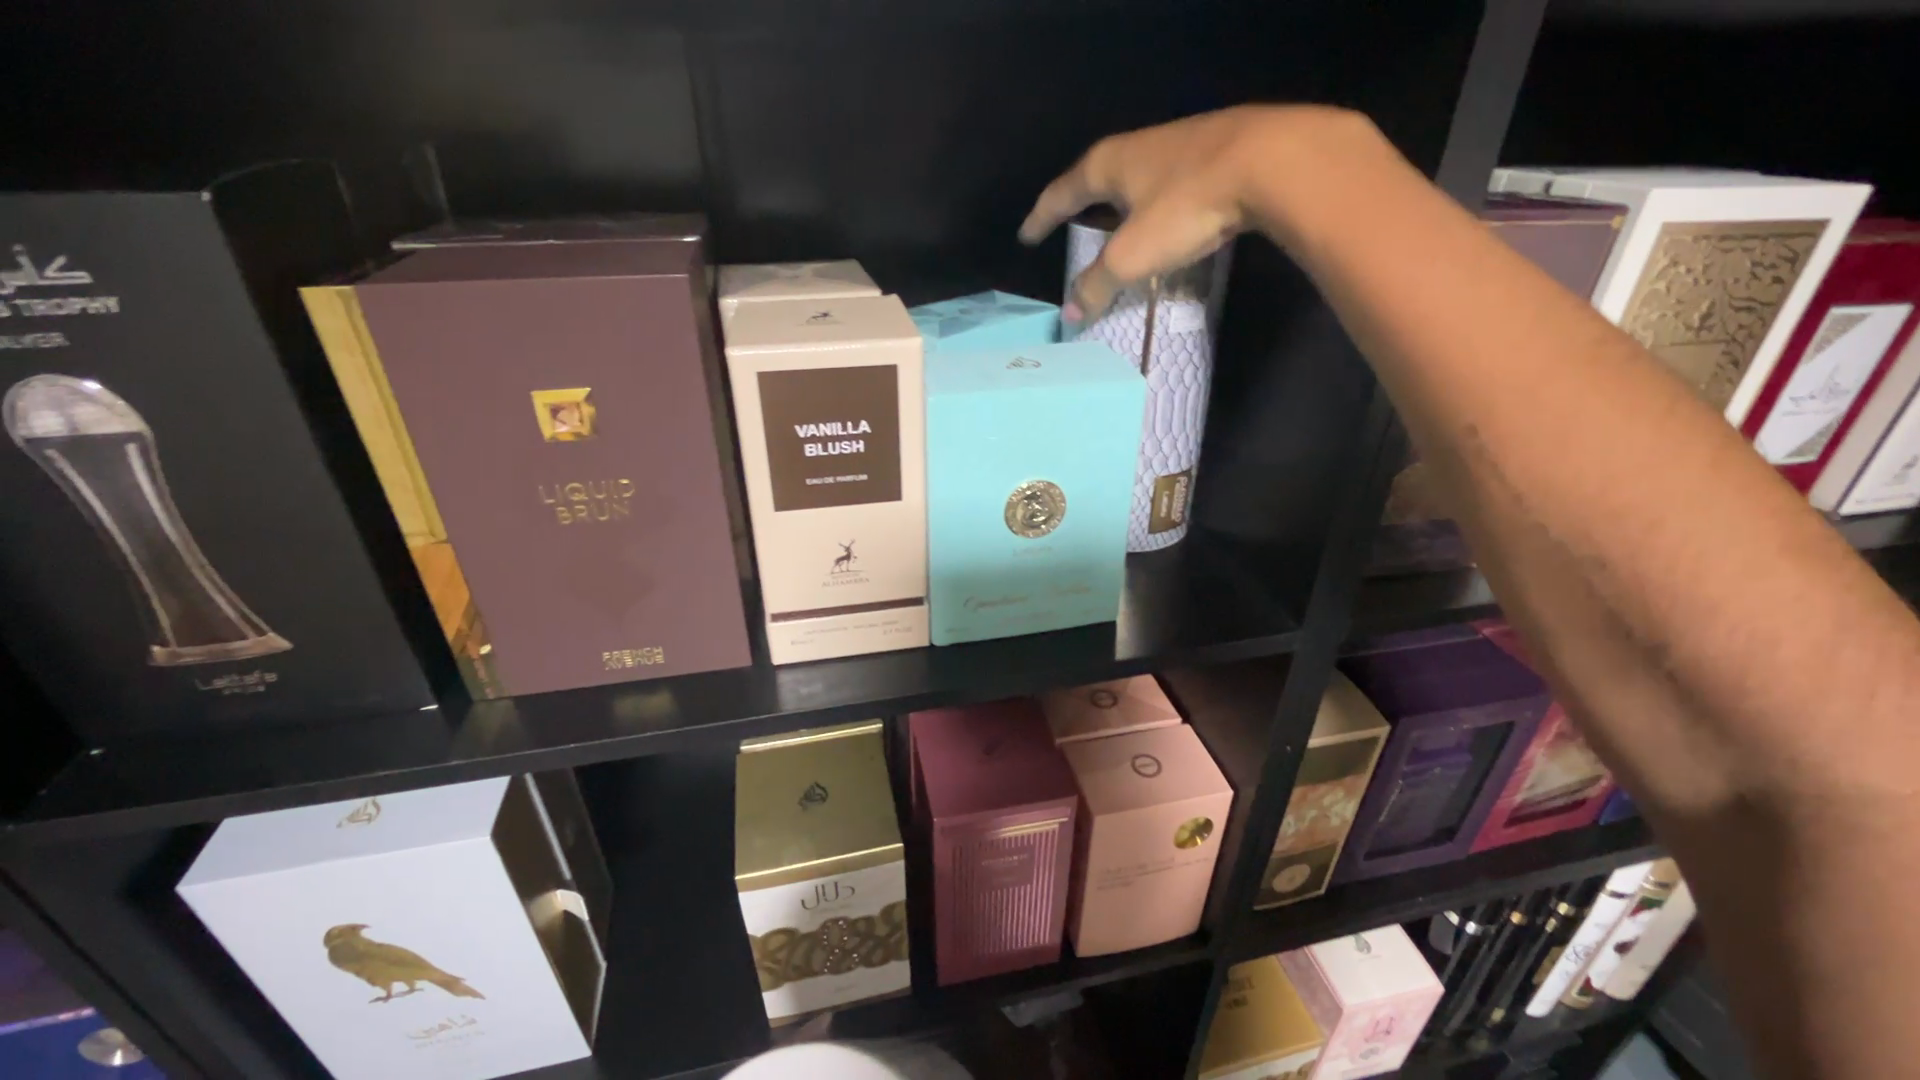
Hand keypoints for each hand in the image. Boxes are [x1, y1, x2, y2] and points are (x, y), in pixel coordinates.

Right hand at [1018, 104, 1381, 323]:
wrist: (1270, 162)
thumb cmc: (1184, 207)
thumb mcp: (1132, 255)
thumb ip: (1097, 285)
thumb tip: (1069, 315)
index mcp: (1107, 165)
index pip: (1061, 193)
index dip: (1041, 217)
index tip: (1027, 234)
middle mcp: (1137, 148)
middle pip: (1097, 178)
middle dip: (1082, 204)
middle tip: (1069, 224)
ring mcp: (1179, 145)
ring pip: (1137, 178)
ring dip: (1122, 202)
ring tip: (1116, 224)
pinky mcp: (1215, 153)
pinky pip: (1170, 183)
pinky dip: (1157, 204)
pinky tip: (1167, 217)